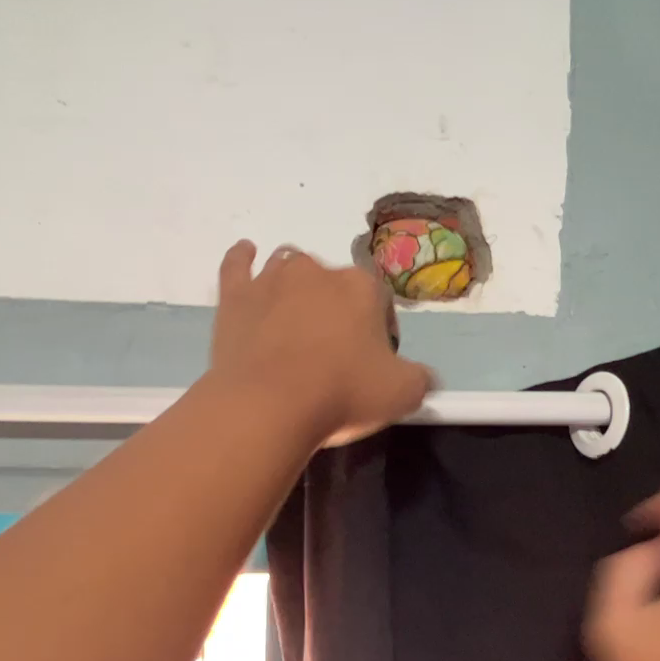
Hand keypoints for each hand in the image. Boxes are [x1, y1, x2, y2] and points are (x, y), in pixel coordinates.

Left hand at [209, 240, 434, 445]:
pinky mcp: (235, 296)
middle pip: (336, 286)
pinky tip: (246, 254)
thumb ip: (420, 379)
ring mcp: (272, 279)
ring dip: (298, 289)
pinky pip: (237, 264)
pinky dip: (242, 258)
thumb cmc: (342, 394)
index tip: (374, 366)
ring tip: (297, 321)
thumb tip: (424, 376)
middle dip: (339, 313)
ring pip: (290, 270)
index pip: (381, 303)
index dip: (381, 334)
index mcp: (363, 287)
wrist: (268, 406)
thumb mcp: (402, 394)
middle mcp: (318, 271)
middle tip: (334, 356)